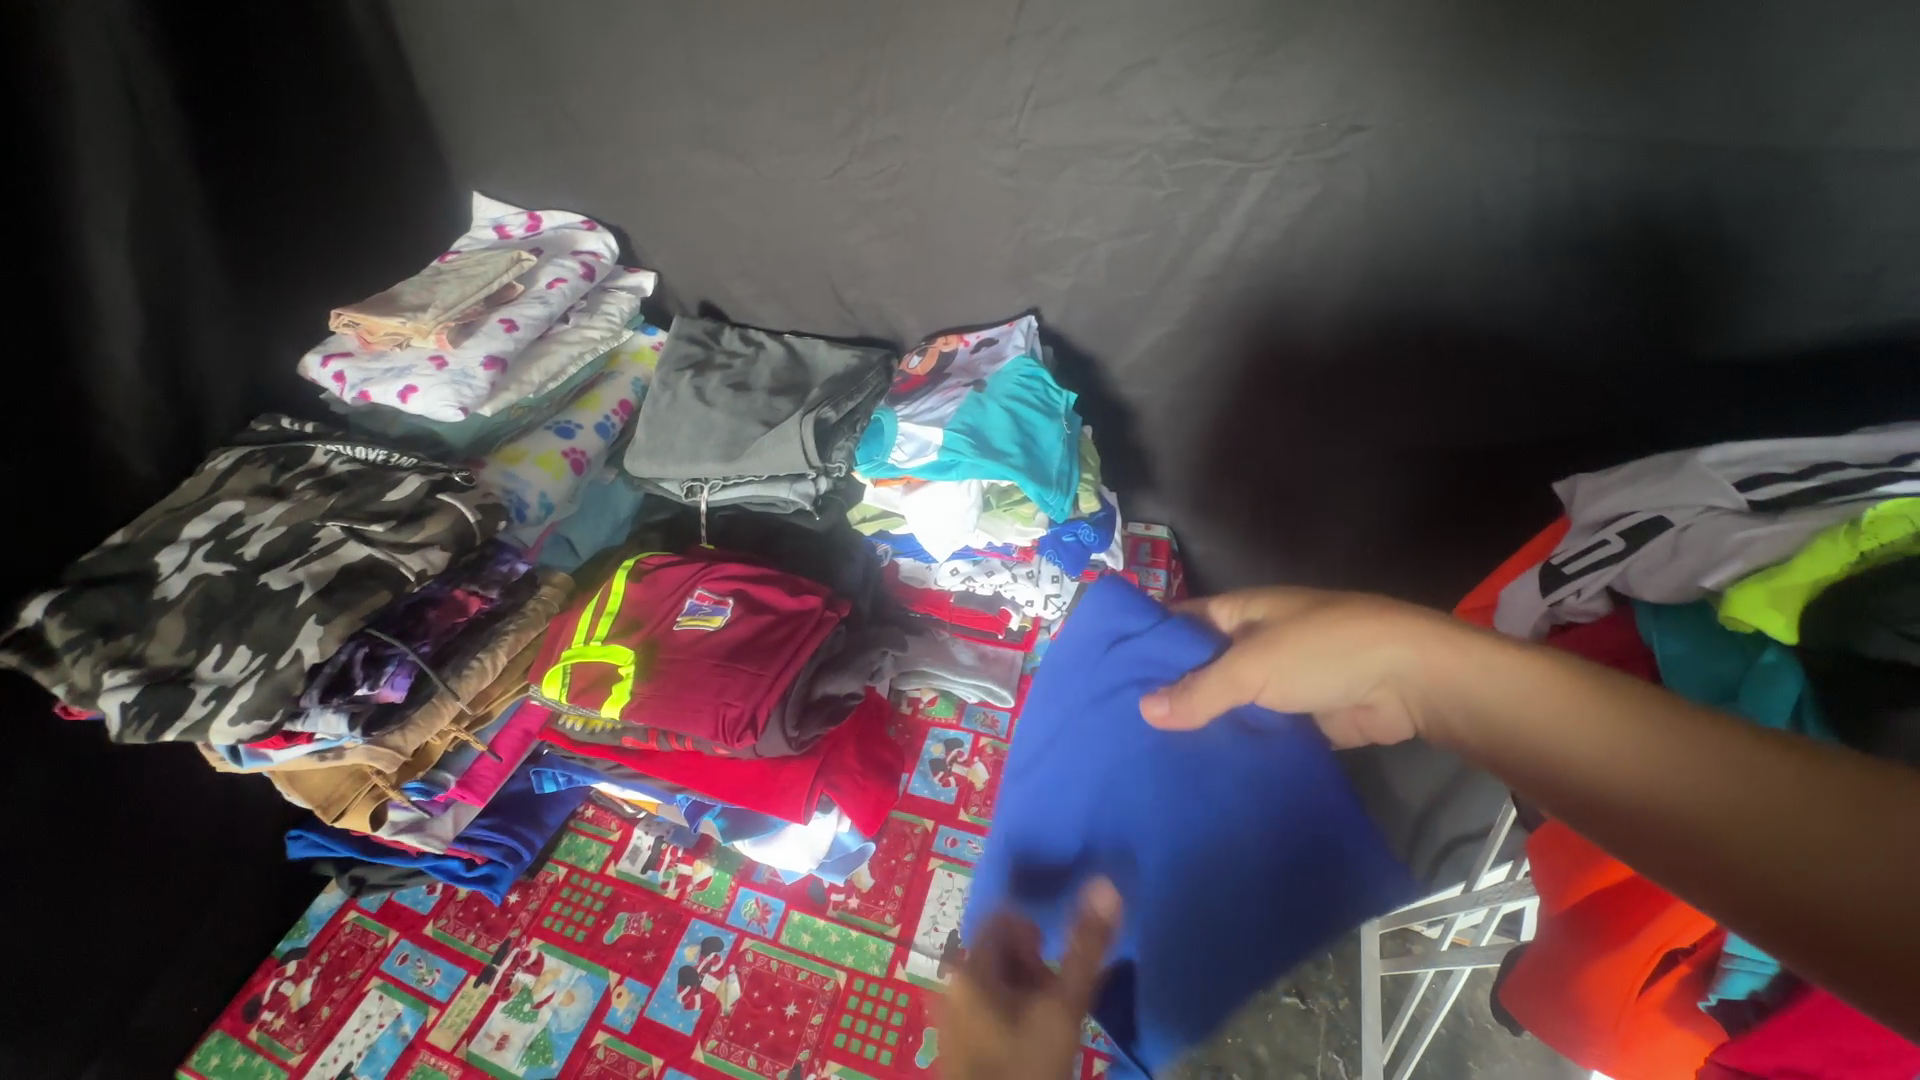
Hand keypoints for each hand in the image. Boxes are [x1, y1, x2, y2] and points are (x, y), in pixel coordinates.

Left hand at [937, 879, 1122, 1079]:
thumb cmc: (1029, 1067)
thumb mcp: (1064, 1008)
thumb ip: (1085, 946)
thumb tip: (1106, 884)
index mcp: (967, 966)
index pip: (1002, 918)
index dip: (1033, 935)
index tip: (1055, 964)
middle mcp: (950, 983)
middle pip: (997, 948)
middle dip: (1033, 966)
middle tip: (1056, 1000)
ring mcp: (949, 1015)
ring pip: (994, 980)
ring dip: (1025, 991)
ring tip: (1048, 1025)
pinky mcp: (954, 1043)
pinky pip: (984, 1007)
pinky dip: (1010, 1013)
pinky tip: (1032, 1044)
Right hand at [1137, 587, 1468, 746]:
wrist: (1412, 680)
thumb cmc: (1324, 651)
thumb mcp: (1252, 666)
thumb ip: (1199, 690)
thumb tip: (1144, 710)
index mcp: (1239, 613)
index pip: (1179, 623)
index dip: (1147, 644)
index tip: (1108, 675)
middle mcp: (1253, 643)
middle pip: (1200, 666)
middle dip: (1168, 692)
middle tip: (1119, 727)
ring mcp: (1277, 681)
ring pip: (1227, 703)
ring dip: (1201, 724)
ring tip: (1149, 756)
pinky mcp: (1300, 718)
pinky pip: (1256, 731)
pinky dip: (1235, 746)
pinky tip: (1201, 770)